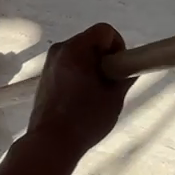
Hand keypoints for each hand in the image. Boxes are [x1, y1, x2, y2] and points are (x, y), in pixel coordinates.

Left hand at [26, 23, 133, 159]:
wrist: (50, 144)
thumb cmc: (85, 119)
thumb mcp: (114, 99)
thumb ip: (124, 78)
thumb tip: (129, 69)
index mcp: (76, 49)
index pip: (104, 30)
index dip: (117, 45)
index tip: (119, 68)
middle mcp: (60, 49)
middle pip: (91, 41)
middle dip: (104, 58)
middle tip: (110, 83)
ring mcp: (50, 62)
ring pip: (79, 53)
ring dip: (91, 67)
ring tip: (95, 94)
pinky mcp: (45, 76)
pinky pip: (68, 65)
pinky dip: (79, 74)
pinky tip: (80, 99)